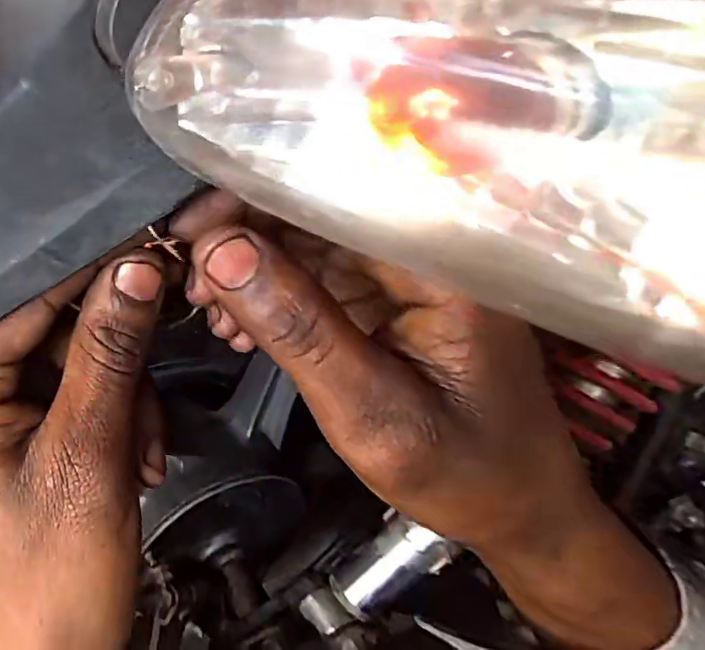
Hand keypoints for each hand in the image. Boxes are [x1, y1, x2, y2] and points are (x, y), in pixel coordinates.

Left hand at [0, 248, 175, 649]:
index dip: (90, 272)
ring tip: (135, 453)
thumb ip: (109, 354)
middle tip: (139, 406)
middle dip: (116, 364)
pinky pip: (97, 380)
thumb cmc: (46, 582)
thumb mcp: (85, 454)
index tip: (146, 252)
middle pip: (64, 320)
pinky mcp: (44, 418)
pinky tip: (134, 456)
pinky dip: (127, 413)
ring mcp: (12, 399)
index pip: (29, 295)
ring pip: (91, 350)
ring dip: (128, 397)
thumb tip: (133, 270)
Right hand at [172, 191, 679, 649]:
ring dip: (240, 263)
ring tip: (213, 309)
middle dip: (234, 235)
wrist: (514, 509)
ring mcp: (392, 263)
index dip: (248, 199)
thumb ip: (297, 329)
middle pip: (301, 205)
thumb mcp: (372, 413)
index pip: (325, 195)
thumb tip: (220, 250)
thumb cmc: (466, 472)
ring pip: (292, 231)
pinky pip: (300, 263)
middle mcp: (415, 245)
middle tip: (190, 276)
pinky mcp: (373, 282)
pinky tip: (238, 319)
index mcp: (437, 260)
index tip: (190, 228)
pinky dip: (258, 286)